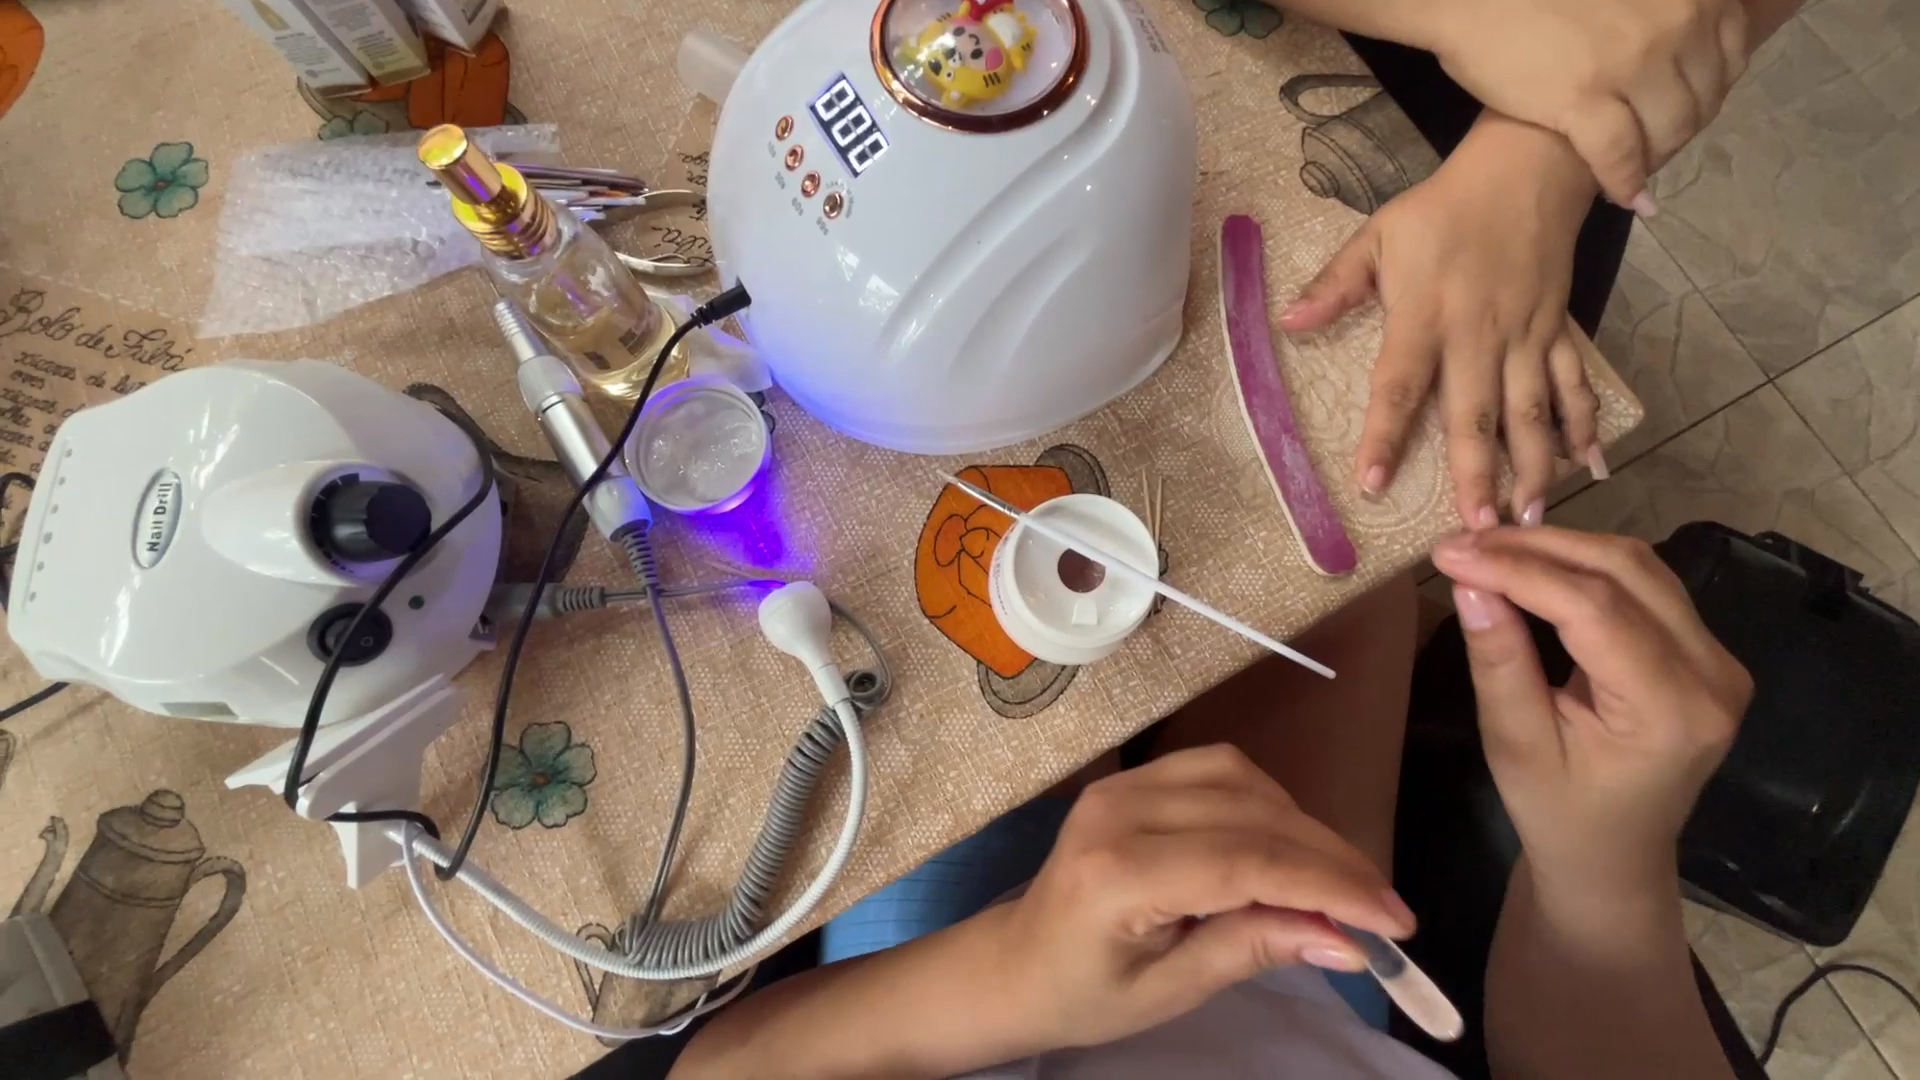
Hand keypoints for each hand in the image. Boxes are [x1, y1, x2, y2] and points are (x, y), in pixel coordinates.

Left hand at [998, 745, 1416, 1049]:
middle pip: (1246, 811)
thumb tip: (1348, 939)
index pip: (1243, 860)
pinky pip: (1210, 768)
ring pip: (1235, 775)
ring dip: (1298, 819)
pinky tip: (1283, 840)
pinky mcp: (1125, 779)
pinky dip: (1261, 799)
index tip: (1395, 921)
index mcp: (1118, 871)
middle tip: (1384, 906)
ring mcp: (1118, 784)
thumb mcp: (1171, 991)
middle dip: (1327, 854)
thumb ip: (1252, 949)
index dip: (1327, 884)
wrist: (1017, 959)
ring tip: (1337, 878)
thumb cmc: (1085, 993)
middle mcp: (1117, 809)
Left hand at [1282, 114, 1600, 527]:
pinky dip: (1584, 422)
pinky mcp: (1560, 328)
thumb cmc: (1440, 210)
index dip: (1385, 436)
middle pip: (1475, 414)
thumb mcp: (1376, 238)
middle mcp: (1481, 335)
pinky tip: (1587, 464)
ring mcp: (1527, 335)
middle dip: (1476, 472)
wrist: (1531, 167)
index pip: (1400, 387)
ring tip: (1528, 518)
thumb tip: (1286, 321)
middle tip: (1477, 529)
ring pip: (1531, 410)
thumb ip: (1334, 285)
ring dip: (1531, 465)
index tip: (1373, 483)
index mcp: (1426, 318)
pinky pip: (1575, 382)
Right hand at [1418, 0, 1748, 206]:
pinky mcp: (1581, 101)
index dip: (1706, 99)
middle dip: (1678, 137)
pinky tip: (1623, 198)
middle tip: (1651, 157)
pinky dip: (1624, 182)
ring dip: (1654, 162)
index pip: (1727, 58)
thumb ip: (1657, 10)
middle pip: (1699, 101)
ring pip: (1666, 132)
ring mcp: (1632, 65)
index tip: (1677, 119)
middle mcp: (1678, 25)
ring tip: (1635, 179)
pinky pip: (1617, 154)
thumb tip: (1665, 45)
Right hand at [1431, 527, 1751, 897]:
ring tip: (1483, 548)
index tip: (1445, 554)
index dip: (1515, 571)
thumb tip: (1468, 585)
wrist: (1611, 849)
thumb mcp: (1514, 743)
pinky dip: (1575, 561)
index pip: (1592, 609)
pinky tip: (1525, 562)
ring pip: (1636, 565)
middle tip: (1458, 545)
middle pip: (1625, 571)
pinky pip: (1639, 582)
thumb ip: (1498, 662)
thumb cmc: (1556, 809)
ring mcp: (1713, 657)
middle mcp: (1712, 673)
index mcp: (1671, 709)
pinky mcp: (1696, 648)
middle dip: (1534, 546)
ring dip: (1555, 545)